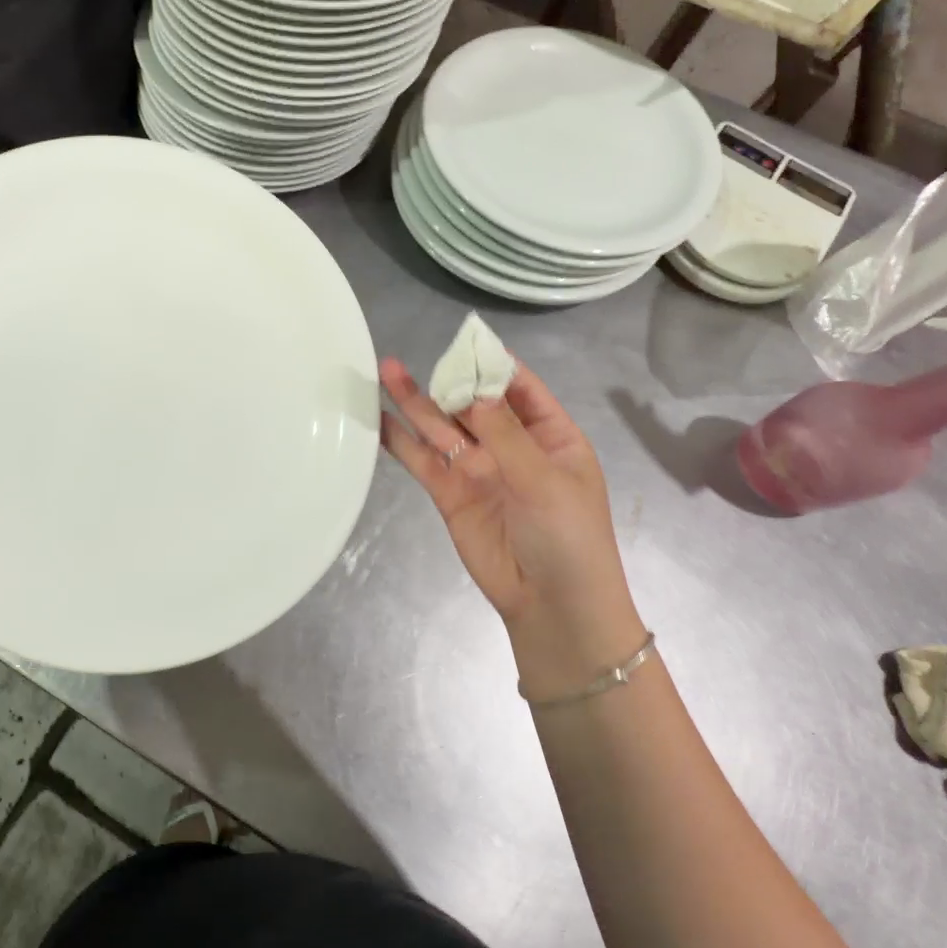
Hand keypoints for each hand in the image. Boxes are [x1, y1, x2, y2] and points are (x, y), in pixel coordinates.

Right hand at [379, 356, 645, 698]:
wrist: (551, 605)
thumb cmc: (568, 537)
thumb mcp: (544, 480)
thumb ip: (505, 433)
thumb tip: (473, 388)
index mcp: (552, 436)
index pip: (520, 389)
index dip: (492, 364)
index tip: (462, 341)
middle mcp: (512, 447)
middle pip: (474, 404)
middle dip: (446, 380)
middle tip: (411, 355)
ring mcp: (478, 471)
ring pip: (442, 428)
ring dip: (415, 402)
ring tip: (384, 371)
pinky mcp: (450, 495)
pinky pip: (423, 462)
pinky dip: (401, 442)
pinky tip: (378, 419)